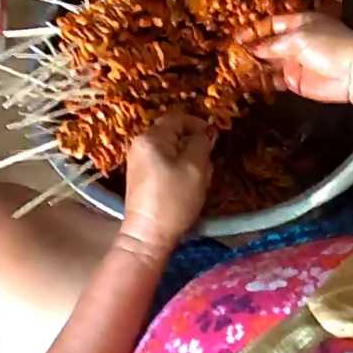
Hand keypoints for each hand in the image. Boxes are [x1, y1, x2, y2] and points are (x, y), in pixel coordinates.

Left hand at [118, 111, 213, 253]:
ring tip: (200, 180)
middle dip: (194, 147)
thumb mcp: (194, 168)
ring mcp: (139, 162)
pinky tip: (189, 188)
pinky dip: (180, 171)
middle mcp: (140, 145)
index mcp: (150, 138)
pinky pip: (165, 165)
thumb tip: (206, 132)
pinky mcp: (142, 178)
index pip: (177, 118)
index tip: (213, 138)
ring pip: (172, 152)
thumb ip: (201, 144)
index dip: (198, 124)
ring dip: (190, 162)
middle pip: (174, 135)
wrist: (148, 234)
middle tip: (207, 165)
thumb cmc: (173, 198)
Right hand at [240, 13, 352, 104]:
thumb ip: (272, 44)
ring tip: (235, 69)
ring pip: (268, 62)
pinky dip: (261, 80)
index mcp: (299, 23)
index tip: (236, 37)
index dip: (254, 29)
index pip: (271, 23)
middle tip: (231, 55)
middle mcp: (295, 40)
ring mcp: (294, 61)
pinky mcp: (295, 80)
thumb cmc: (329, 46)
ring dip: (253, 65)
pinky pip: (274, 79)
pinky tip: (247, 81)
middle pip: (267, 43)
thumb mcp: (298, 38)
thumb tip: (250, 48)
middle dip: (250, 48)